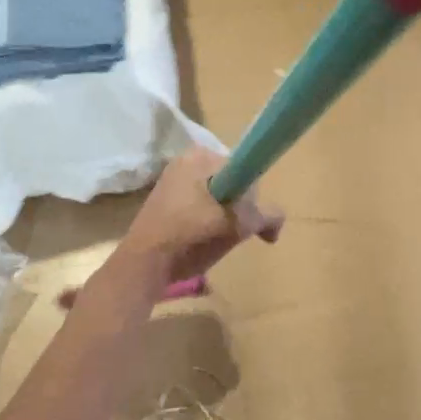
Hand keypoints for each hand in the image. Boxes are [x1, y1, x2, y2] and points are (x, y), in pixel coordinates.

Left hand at [116, 148, 282, 289]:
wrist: (144, 263)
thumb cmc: (191, 236)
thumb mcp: (236, 226)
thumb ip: (265, 216)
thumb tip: (276, 221)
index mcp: (201, 156)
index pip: (245, 169)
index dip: (252, 198)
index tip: (249, 221)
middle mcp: (186, 160)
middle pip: (232, 182)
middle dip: (239, 208)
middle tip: (234, 234)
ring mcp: (172, 179)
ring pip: (216, 196)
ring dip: (224, 217)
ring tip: (215, 240)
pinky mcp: (165, 200)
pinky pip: (199, 205)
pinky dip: (206, 221)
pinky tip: (200, 240)